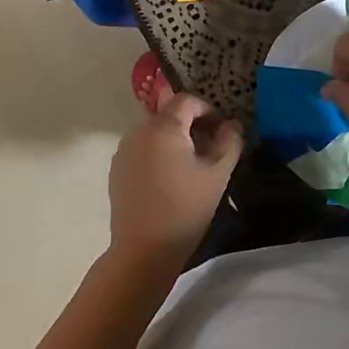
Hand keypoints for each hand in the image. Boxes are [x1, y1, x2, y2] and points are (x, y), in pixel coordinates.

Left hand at [108, 93, 241, 265]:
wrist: (144, 248)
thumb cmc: (186, 209)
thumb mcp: (217, 174)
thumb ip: (229, 142)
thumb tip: (232, 124)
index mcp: (163, 127)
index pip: (186, 100)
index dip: (208, 110)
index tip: (222, 131)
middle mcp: (138, 132)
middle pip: (169, 115)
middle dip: (192, 126)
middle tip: (211, 151)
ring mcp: (123, 151)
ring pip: (154, 133)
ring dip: (175, 141)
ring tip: (192, 168)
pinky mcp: (116, 169)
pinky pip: (141, 150)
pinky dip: (158, 155)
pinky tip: (169, 181)